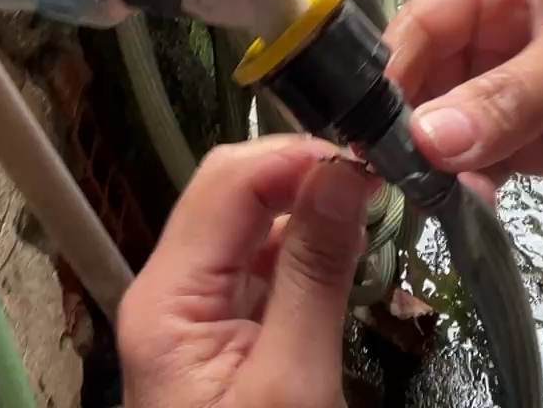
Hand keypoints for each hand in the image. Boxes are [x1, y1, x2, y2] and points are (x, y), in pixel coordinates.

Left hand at [118, 136, 378, 407]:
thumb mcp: (294, 385)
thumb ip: (315, 271)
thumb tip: (345, 170)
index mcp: (168, 295)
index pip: (227, 182)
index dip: (295, 157)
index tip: (365, 161)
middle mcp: (172, 285)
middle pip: (234, 190)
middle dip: (302, 172)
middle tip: (374, 181)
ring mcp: (196, 303)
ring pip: (251, 217)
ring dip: (308, 203)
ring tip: (370, 206)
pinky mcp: (222, 324)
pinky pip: (262, 258)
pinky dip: (306, 242)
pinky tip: (346, 249)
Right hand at [385, 0, 542, 213]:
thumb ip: (505, 100)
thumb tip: (423, 142)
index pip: (426, 20)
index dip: (392, 65)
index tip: (362, 119)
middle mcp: (500, 38)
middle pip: (428, 74)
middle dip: (404, 116)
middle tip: (378, 168)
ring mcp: (517, 95)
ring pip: (449, 122)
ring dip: (431, 155)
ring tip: (416, 192)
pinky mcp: (539, 146)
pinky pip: (483, 162)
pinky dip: (465, 183)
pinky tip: (461, 204)